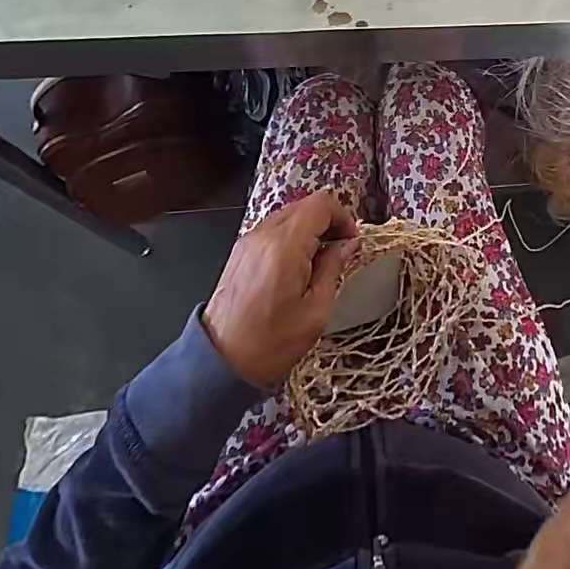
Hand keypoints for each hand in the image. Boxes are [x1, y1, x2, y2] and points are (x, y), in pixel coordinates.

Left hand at [203, 191, 360, 386]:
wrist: (218, 364)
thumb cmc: (271, 343)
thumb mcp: (316, 310)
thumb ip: (333, 268)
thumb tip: (348, 244)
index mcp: (285, 246)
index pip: (322, 204)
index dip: (344, 217)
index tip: (351, 241)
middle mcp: (263, 235)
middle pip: (306, 205)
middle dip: (329, 221)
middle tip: (340, 250)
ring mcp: (248, 242)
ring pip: (289, 214)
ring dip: (310, 228)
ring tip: (320, 260)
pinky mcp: (240, 252)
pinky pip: (273, 229)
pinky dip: (292, 236)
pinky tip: (298, 265)